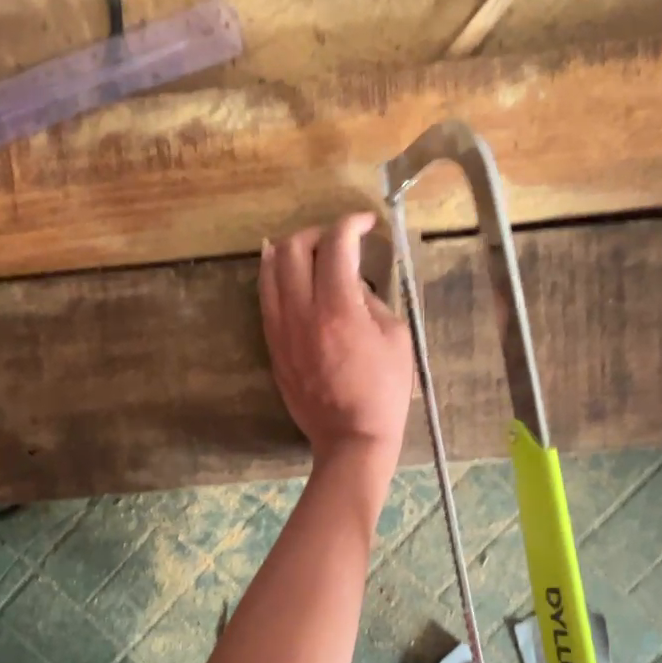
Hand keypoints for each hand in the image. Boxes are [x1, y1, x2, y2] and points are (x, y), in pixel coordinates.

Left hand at [260, 213, 413, 471]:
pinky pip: (265, 300)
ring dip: (289, 251)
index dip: (351, 224)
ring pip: (269, 271)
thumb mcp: (396, 337)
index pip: (336, 244)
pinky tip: (285, 274)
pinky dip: (274, 278)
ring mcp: (281, 330)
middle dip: (317, 232)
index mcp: (338, 308)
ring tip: (308, 250)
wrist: (350, 438)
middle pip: (294, 249)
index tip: (366, 224)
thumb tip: (351, 281)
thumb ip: (372, 299)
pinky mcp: (273, 347)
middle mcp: (302, 312)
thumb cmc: (383, 391)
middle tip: (337, 239)